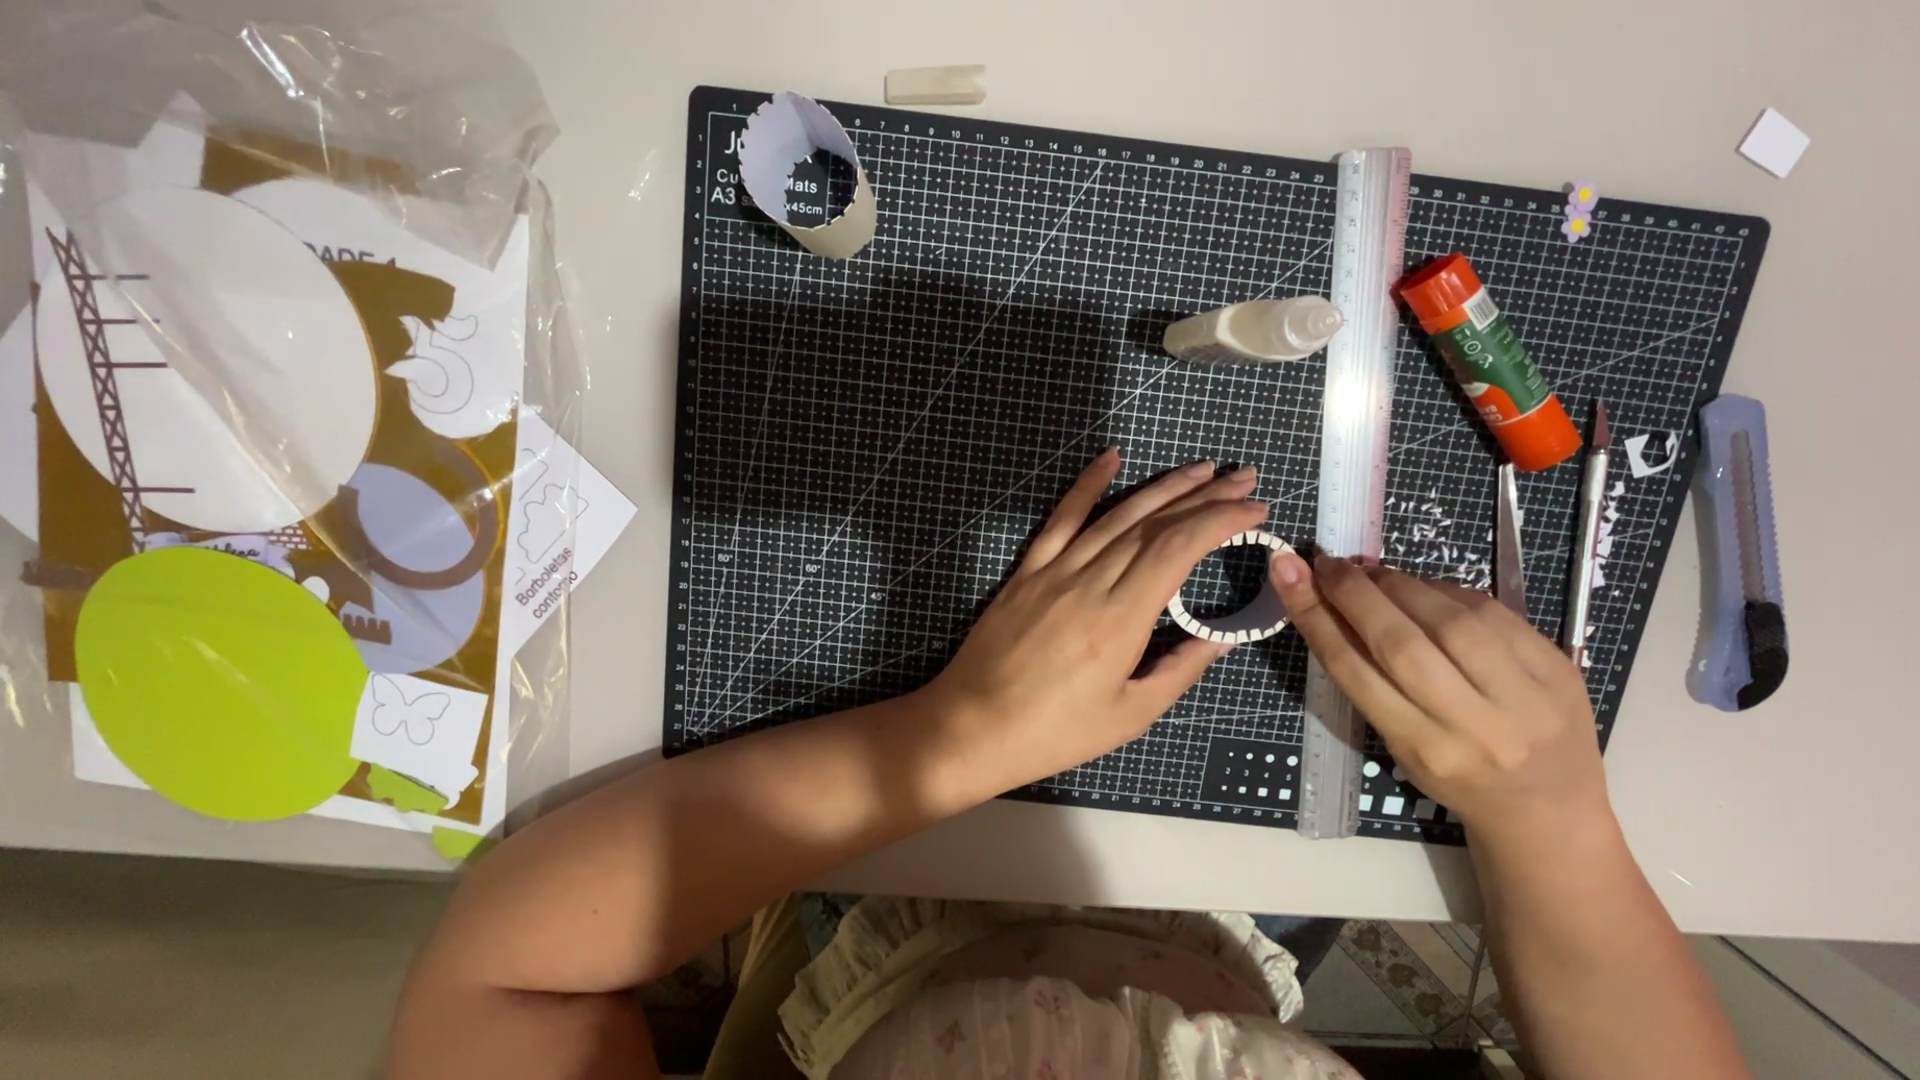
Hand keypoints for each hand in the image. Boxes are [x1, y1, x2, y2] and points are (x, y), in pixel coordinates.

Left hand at [923, 448, 1267, 782]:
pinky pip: (1060, 519)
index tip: (1255, 509)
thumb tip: (1222, 637)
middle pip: (1154, 525)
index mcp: (1121, 619)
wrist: (971, 726)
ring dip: (1162, 487)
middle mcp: (1090, 582)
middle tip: (1245, 478)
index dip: (1220, 522)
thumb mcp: (1130, 715)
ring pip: (1116, 515)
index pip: (1179, 549)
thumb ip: (1180, 669)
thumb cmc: (1055, 732)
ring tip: (1201, 469)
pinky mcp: (1027, 571)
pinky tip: (1111, 457)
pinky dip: (1087, 484)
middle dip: (1205, 498)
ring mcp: (1054, 570)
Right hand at [1267, 552, 1609, 841]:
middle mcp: (1476, 727)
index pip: (1355, 672)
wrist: (1549, 808)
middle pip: (1401, 644)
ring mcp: (1526, 697)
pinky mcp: (1559, 669)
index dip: (1317, 618)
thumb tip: (1332, 605)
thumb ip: (1369, 680)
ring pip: (1450, 621)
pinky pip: (1494, 613)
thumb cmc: (1456, 777)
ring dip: (1401, 585)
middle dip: (1355, 594)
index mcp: (1424, 749)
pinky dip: (1448, 591)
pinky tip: (1425, 587)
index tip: (1290, 576)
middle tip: (1328, 564)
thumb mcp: (1400, 743)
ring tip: (1373, 572)